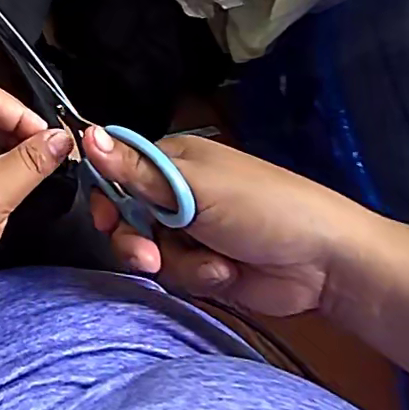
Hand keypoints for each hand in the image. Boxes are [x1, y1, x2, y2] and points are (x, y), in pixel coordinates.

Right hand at [82, 129, 375, 316]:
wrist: (322, 261)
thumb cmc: (260, 207)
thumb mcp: (195, 187)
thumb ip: (137, 169)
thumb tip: (86, 134)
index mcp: (172, 160)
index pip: (118, 169)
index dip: (106, 195)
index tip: (106, 218)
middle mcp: (176, 191)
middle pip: (126, 216)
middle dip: (135, 239)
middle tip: (148, 255)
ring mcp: (189, 229)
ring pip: (147, 249)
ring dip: (176, 261)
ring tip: (210, 263)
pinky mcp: (201, 263)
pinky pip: (174, 272)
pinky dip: (197, 275)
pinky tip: (226, 271)